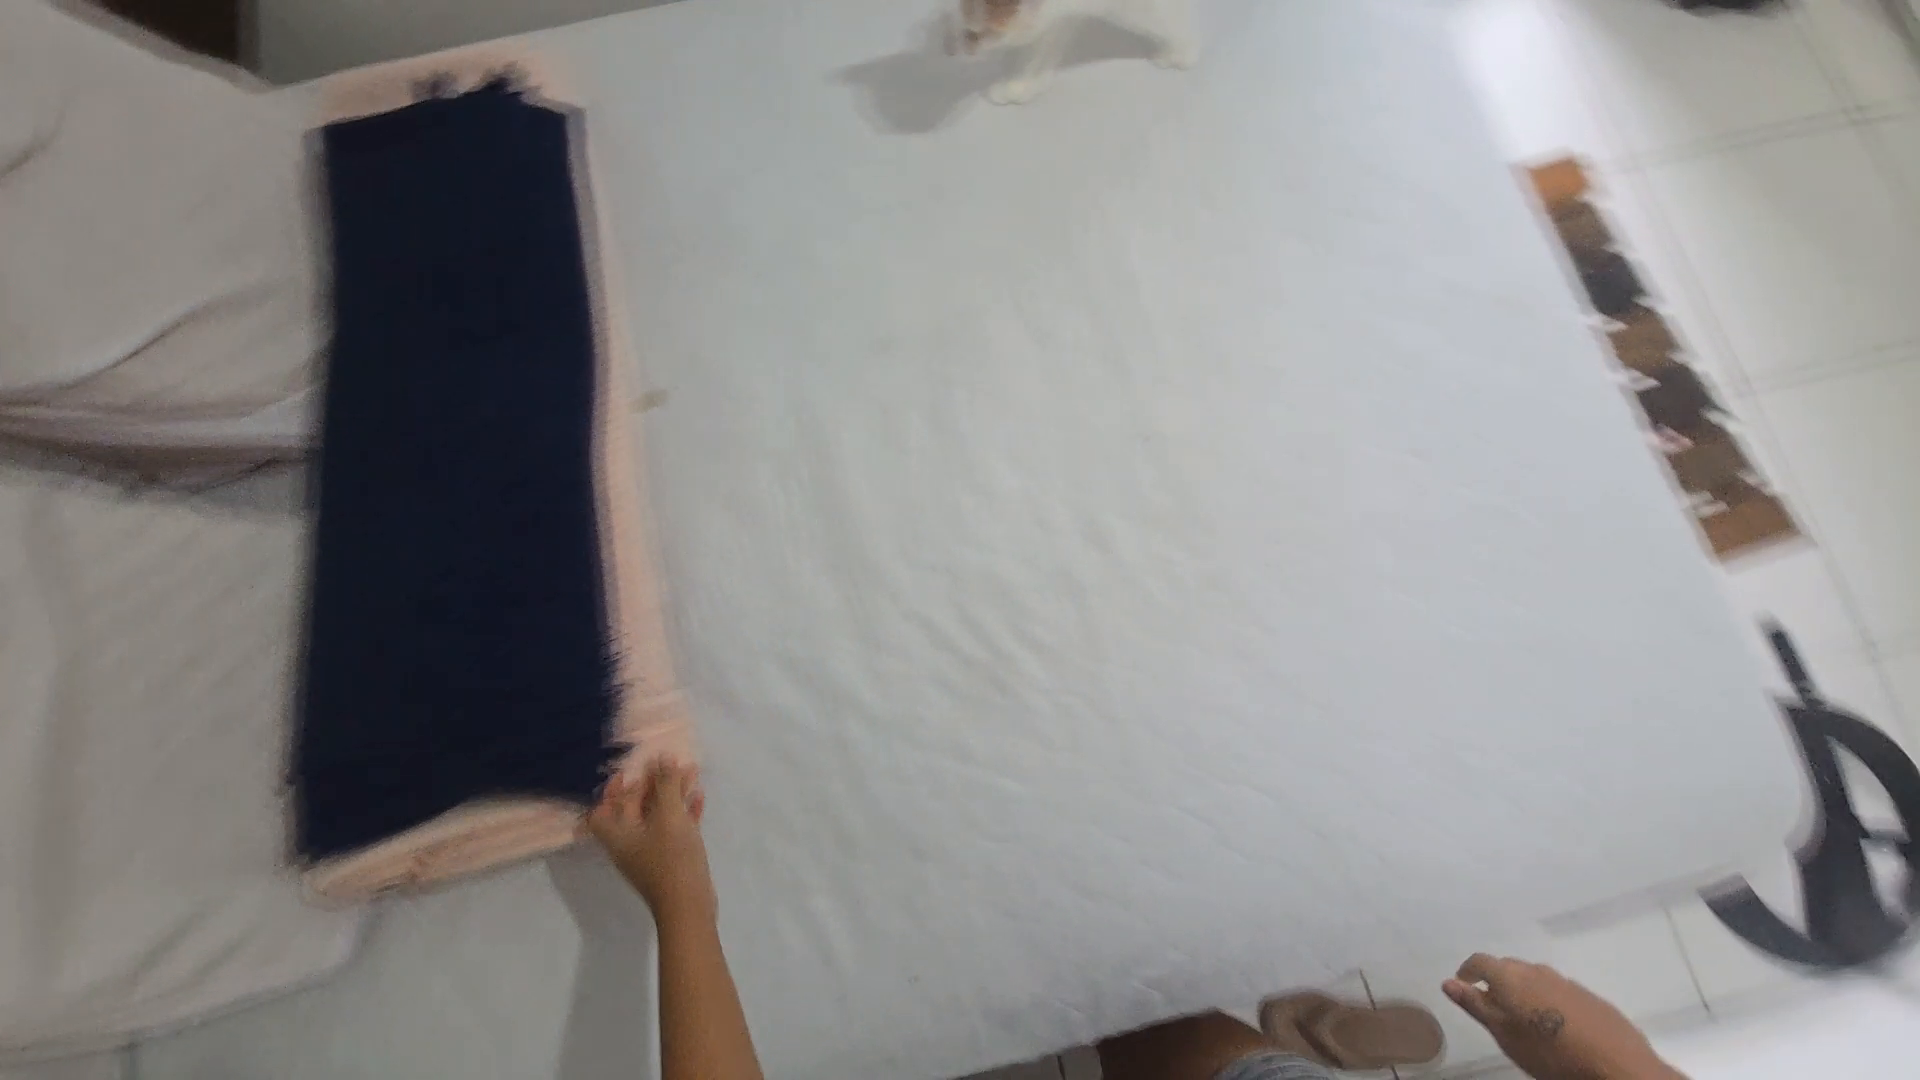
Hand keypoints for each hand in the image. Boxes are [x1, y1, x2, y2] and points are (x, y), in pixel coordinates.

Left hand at [587, 760, 716, 924]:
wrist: (688, 905)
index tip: (629, 770)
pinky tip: (699, 796)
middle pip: (635, 808)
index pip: (603, 810)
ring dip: (672, 793)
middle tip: (669, 762)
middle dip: (652, 784)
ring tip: (691, 772)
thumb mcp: (668, 816)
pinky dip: (684, 810)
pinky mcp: (672, 857)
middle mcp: (631, 842)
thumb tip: (662, 757)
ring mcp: (652, 851)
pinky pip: (675, 827)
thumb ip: (665, 785)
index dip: (611, 790)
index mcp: (620, 834)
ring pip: (658, 815)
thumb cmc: (671, 858)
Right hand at [1444, 954, 1683, 1079]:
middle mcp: (1536, 971)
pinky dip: (1553, 1003)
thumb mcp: (1504, 1035)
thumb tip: (1447, 981)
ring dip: (1527, 992)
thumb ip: (1475, 1005)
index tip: (1464, 986)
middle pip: (1508, 968)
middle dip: (1498, 982)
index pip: (1479, 961)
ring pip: (1537, 980)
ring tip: (1530, 1018)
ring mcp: (1568, 983)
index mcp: (1509, 976)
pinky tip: (1562, 1028)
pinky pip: (1563, 993)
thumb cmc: (1550, 1054)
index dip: (1468, 971)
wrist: (1621, 1071)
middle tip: (1497, 1007)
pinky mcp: (1594, 1000)